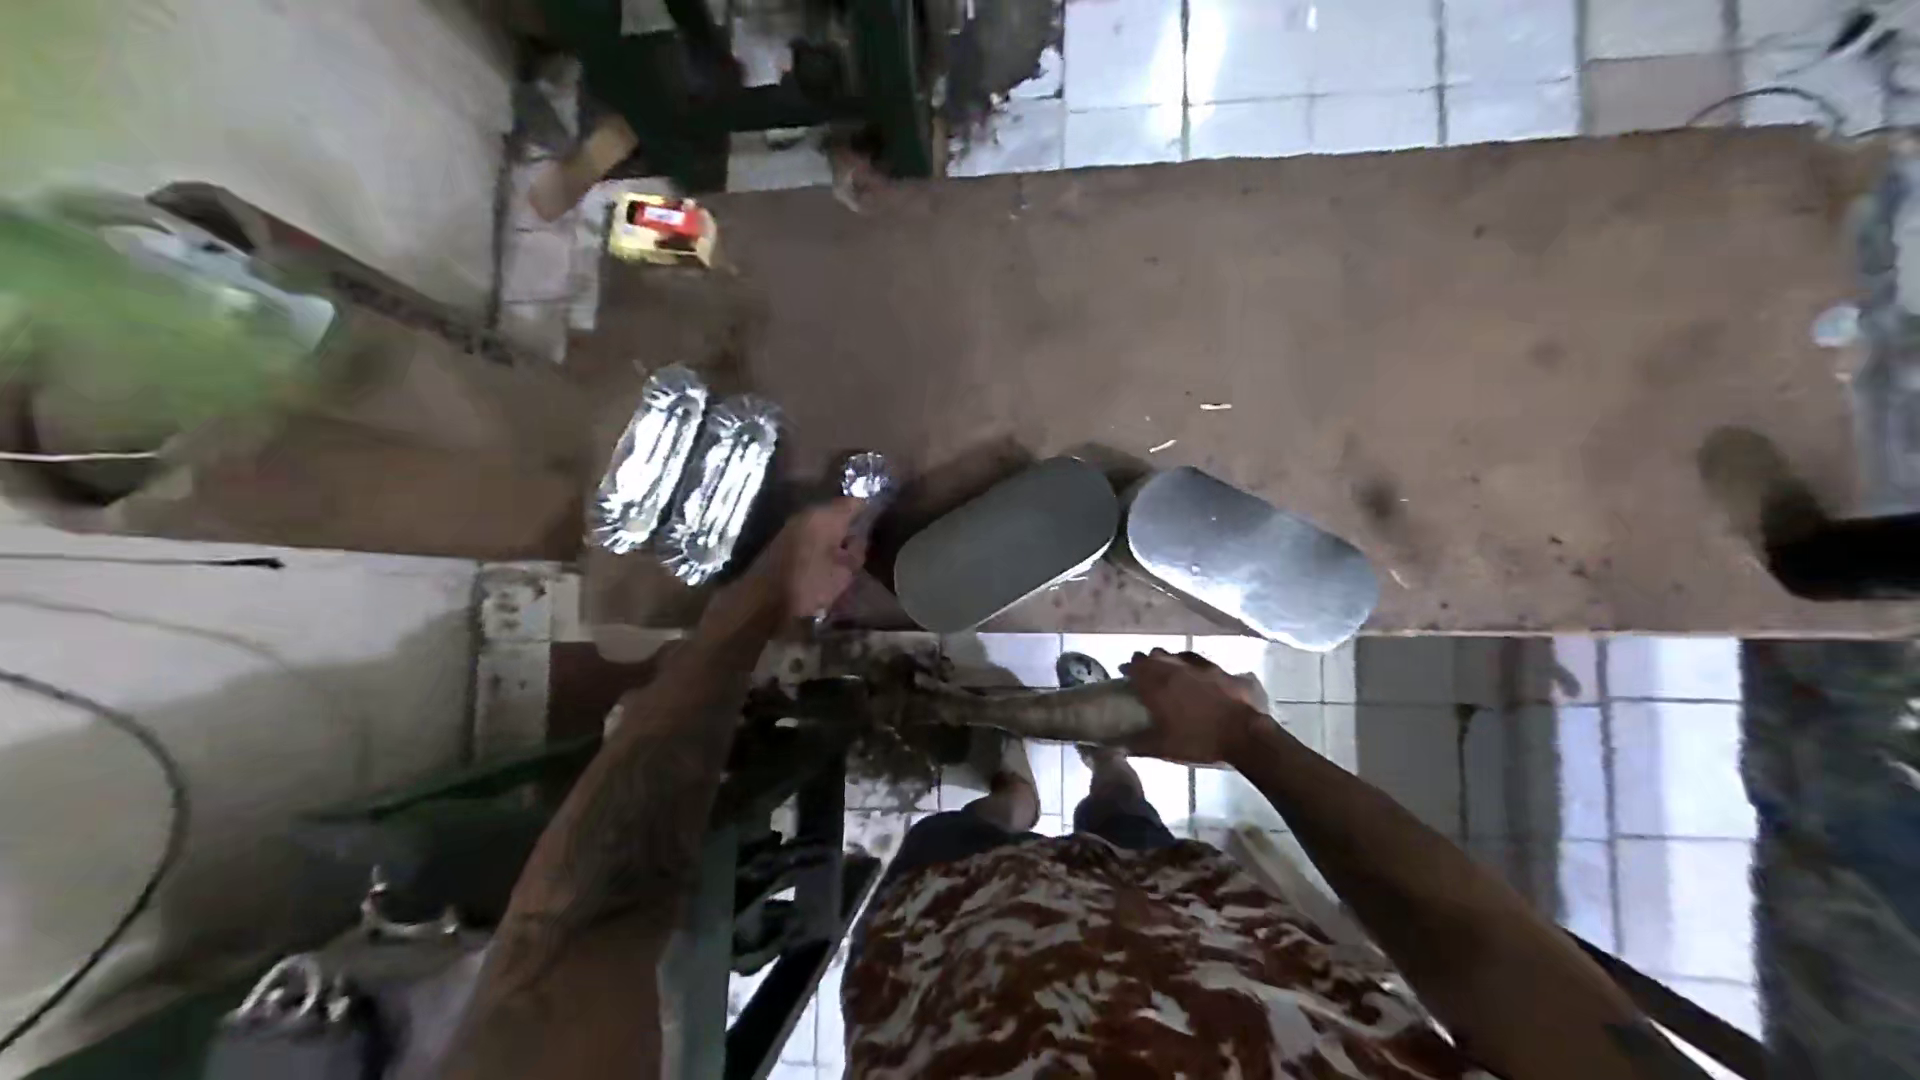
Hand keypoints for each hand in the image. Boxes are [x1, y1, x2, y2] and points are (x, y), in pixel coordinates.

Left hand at [731, 497, 868, 622]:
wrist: (762, 600)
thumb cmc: (808, 584)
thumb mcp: (845, 572)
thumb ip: (857, 549)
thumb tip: (862, 536)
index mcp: (826, 516)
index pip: (855, 503)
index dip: (870, 512)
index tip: (879, 526)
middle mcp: (808, 514)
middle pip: (838, 512)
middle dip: (852, 525)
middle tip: (866, 544)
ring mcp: (793, 525)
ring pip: (824, 523)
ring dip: (836, 535)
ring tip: (848, 554)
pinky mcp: (784, 539)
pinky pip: (812, 534)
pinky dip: (823, 543)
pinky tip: (829, 559)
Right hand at [1121, 648, 1271, 764]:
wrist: (1243, 734)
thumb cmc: (1199, 740)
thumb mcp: (1164, 748)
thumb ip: (1137, 744)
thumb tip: (1115, 745)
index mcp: (1157, 686)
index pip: (1135, 668)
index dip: (1128, 668)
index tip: (1124, 672)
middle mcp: (1174, 670)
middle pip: (1154, 656)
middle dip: (1145, 661)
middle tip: (1143, 671)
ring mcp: (1197, 667)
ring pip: (1174, 654)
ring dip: (1166, 659)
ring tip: (1165, 668)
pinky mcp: (1217, 669)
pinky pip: (1196, 660)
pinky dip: (1188, 662)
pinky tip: (1191, 669)